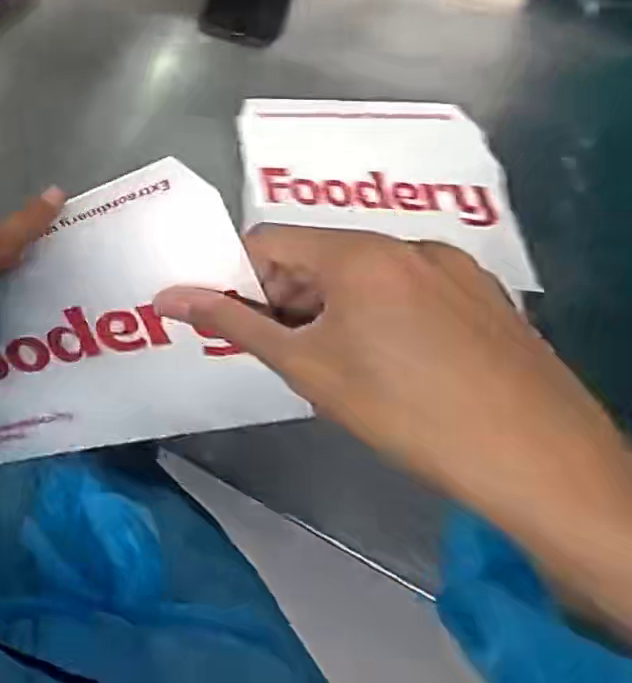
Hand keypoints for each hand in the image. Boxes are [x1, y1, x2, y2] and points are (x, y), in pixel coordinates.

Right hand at [156, 226, 631, 636]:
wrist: (553, 477)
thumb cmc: (407, 412)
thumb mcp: (301, 365)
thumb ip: (227, 320)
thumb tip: (164, 297)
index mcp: (362, 255)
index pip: (265, 241)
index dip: (237, 275)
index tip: (233, 318)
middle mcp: (412, 250)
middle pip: (312, 254)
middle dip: (282, 294)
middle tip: (277, 345)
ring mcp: (460, 275)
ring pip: (357, 273)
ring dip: (325, 306)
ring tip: (329, 360)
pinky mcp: (490, 304)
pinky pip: (403, 290)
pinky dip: (373, 313)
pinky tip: (382, 363)